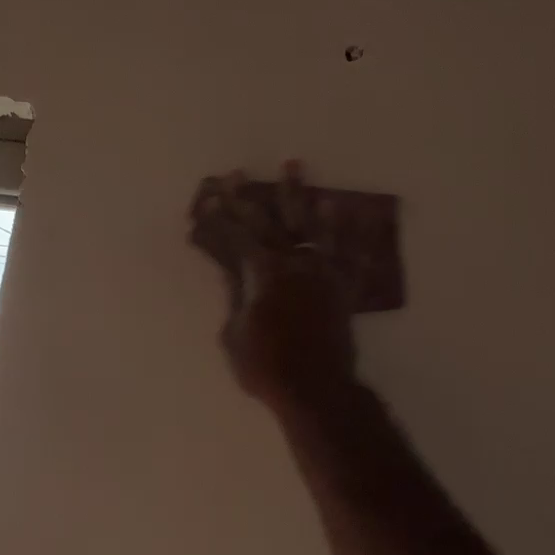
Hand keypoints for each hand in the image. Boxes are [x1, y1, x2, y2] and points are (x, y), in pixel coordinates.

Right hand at [189, 162, 359, 411]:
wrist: (316, 389)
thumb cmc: (265, 367)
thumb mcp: (234, 333)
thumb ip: (234, 296)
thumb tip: (231, 272)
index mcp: (263, 272)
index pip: (234, 238)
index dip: (217, 220)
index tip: (205, 200)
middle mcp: (294, 261)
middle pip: (267, 222)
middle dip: (247, 198)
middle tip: (235, 175)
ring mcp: (322, 270)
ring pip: (309, 224)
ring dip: (298, 195)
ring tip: (293, 165)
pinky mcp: (343, 286)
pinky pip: (350, 250)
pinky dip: (348, 229)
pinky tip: (346, 209)